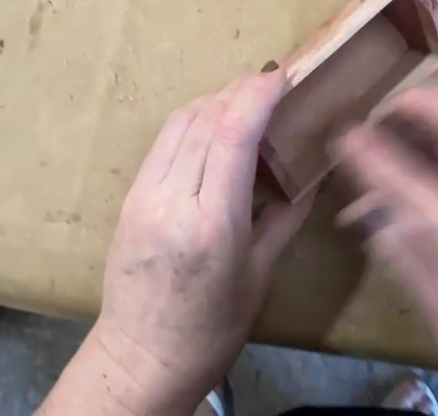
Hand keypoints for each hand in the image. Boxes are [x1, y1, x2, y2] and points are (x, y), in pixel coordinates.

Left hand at [42, 69, 316, 415]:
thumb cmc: (211, 329)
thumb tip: (306, 175)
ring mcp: (144, 194)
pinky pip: (164, 140)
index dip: (256, 95)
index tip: (279, 77)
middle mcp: (173, 199)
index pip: (232, 135)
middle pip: (205, 118)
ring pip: (180, 121)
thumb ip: (284, 218)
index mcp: (212, 224)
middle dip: (239, 90)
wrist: (140, 359)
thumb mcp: (259, 276)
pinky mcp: (130, 194)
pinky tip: (212, 124)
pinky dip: (192, 119)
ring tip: (243, 99)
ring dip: (214, 99)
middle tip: (268, 83)